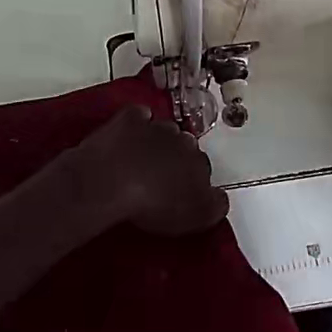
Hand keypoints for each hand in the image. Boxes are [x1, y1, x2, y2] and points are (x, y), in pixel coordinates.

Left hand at [66, 106, 229, 235]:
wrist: (112, 182)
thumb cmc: (154, 204)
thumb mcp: (196, 216)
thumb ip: (215, 205)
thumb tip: (219, 198)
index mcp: (201, 163)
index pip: (203, 168)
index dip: (191, 180)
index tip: (179, 191)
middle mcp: (183, 140)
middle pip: (185, 146)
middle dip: (176, 158)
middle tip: (160, 177)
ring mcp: (156, 127)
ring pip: (163, 129)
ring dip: (157, 141)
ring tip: (142, 159)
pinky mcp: (130, 120)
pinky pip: (139, 115)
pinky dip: (136, 123)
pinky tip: (128, 136)